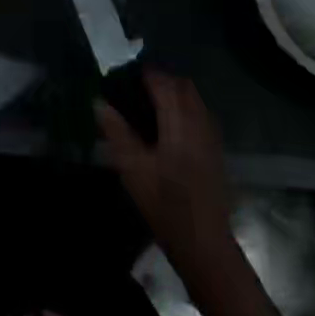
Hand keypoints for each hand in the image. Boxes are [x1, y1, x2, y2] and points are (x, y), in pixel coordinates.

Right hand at [96, 72, 233, 261]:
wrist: (203, 242)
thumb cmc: (163, 205)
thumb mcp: (132, 169)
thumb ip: (116, 131)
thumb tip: (99, 102)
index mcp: (179, 125)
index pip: (165, 85)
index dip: (146, 75)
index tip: (126, 74)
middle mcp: (200, 124)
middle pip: (184, 87)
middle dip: (162, 80)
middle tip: (136, 87)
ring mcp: (211, 138)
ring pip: (196, 100)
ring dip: (175, 93)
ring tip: (150, 102)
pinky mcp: (216, 151)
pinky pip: (201, 115)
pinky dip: (185, 107)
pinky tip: (169, 125)